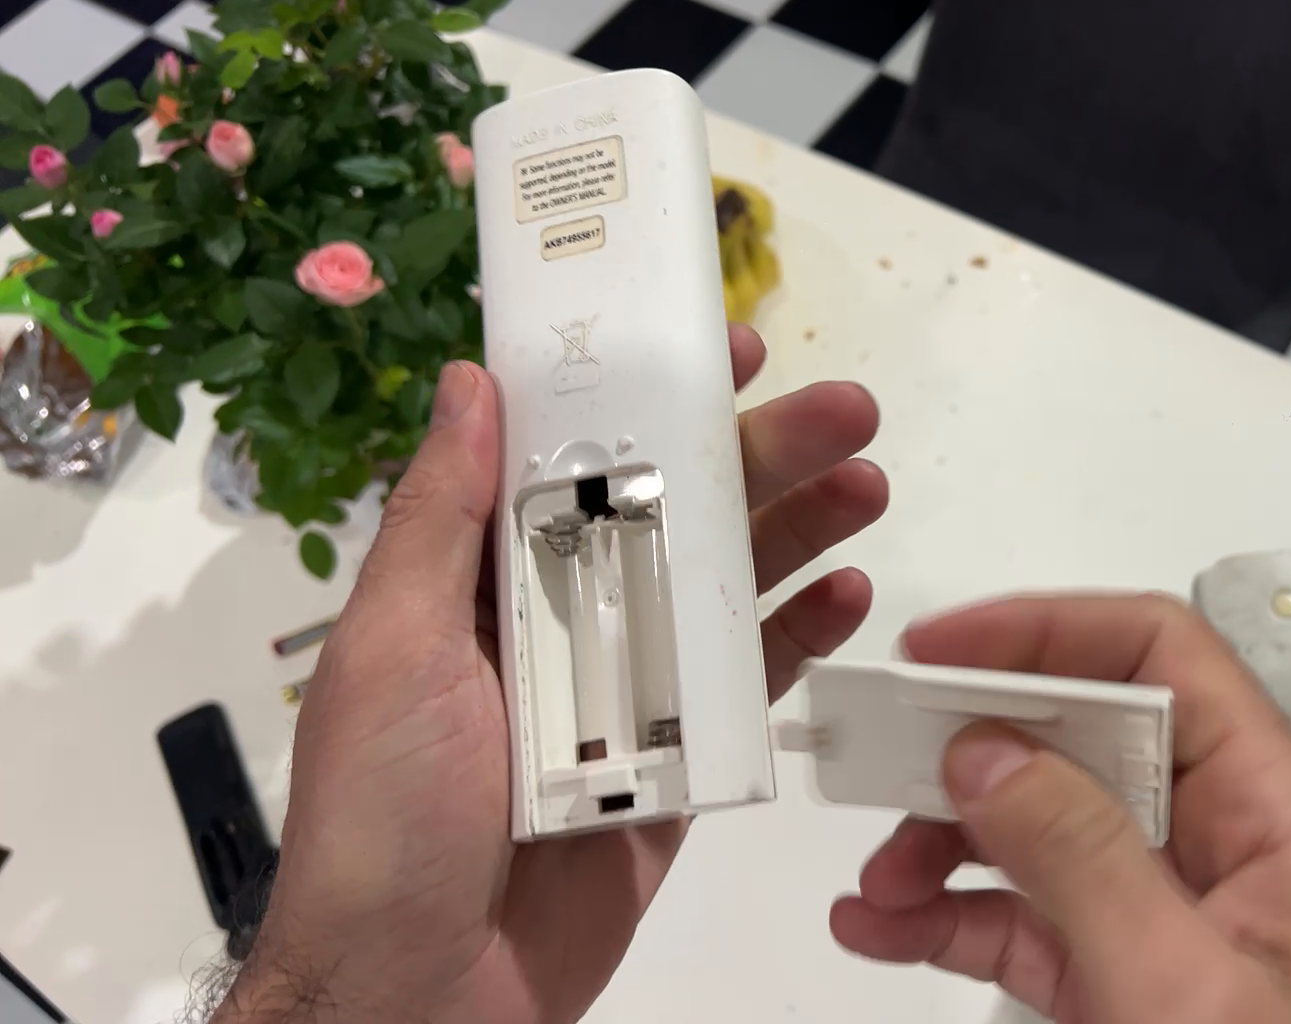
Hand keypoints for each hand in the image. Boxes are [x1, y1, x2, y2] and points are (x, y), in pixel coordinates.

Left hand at [216, 325, 887, 1022]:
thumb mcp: (397, 648)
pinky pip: (762, 671)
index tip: (732, 354)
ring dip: (810, 528)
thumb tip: (472, 383)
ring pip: (745, 580)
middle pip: (698, 511)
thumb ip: (441, 519)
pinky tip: (851, 596)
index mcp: (518, 570)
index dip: (669, 400)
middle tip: (849, 412)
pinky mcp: (698, 739)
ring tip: (869, 488)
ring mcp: (654, 673)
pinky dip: (810, 630)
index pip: (605, 460)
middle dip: (774, 454)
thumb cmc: (397, 812)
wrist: (434, 996)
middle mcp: (593, 605)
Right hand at [830, 595, 1290, 1023]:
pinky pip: (1028, 904)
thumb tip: (978, 747)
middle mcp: (1219, 828)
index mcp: (1273, 803)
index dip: (1048, 628)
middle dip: (977, 737)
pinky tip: (881, 925)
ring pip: (1044, 814)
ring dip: (950, 834)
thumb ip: (1084, 859)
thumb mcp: (1182, 994)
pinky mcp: (1120, 961)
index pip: (1160, 653)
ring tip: (880, 879)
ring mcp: (1164, 896)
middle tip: (885, 748)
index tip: (935, 646)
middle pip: (1085, 729)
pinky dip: (953, 908)